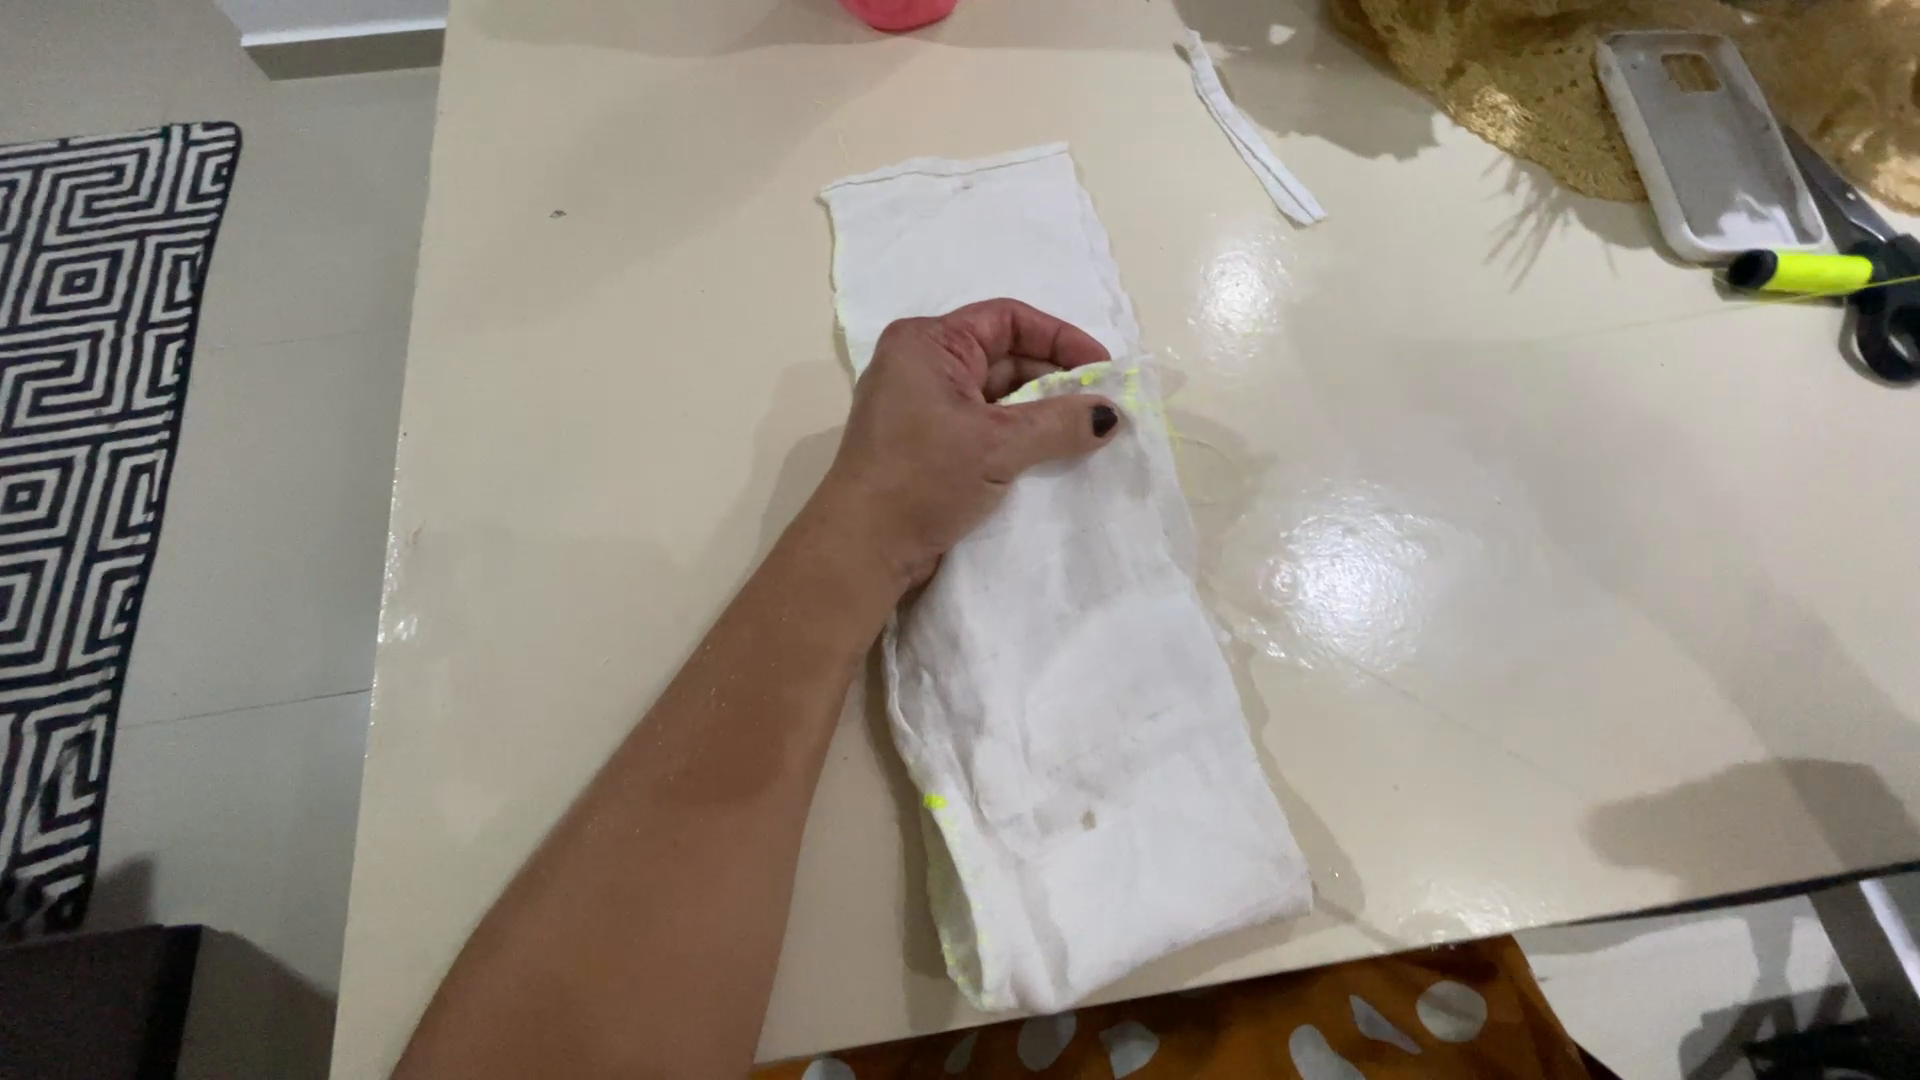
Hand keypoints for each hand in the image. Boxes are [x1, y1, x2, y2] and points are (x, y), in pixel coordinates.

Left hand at [811, 299, 1123, 590]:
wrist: (864, 548)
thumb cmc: (922, 480)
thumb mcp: (997, 446)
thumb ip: (1059, 424)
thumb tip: (1111, 416)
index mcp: (926, 344)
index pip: (1007, 320)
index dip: (1061, 339)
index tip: (1103, 369)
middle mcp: (921, 366)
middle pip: (1004, 357)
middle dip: (1055, 381)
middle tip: (1101, 408)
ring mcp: (923, 408)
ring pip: (997, 397)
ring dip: (1040, 414)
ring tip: (1086, 434)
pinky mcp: (929, 446)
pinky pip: (985, 428)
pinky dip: (1019, 438)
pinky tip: (1053, 456)